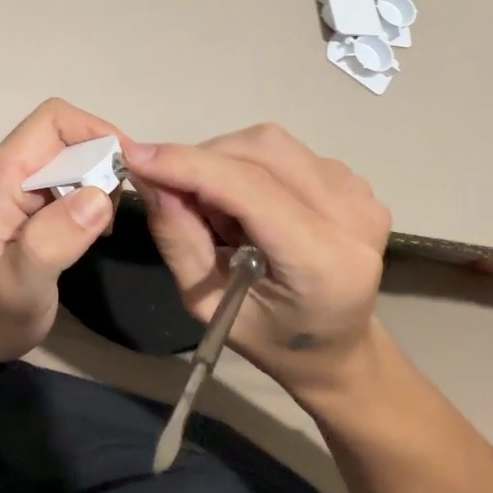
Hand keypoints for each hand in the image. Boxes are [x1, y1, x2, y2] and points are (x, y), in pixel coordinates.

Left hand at [0, 99, 123, 371]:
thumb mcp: (20, 283)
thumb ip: (54, 239)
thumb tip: (100, 196)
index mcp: (2, 175)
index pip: (53, 120)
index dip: (95, 131)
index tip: (128, 169)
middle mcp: (12, 171)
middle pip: (68, 135)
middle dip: (103, 160)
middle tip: (123, 204)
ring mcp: (23, 189)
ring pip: (75, 159)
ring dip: (101, 181)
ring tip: (108, 225)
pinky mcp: (35, 209)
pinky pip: (73, 184)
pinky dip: (95, 199)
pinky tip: (99, 232)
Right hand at [125, 125, 390, 399]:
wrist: (338, 348)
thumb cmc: (271, 337)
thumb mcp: (206, 304)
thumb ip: (178, 239)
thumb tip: (147, 177)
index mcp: (324, 263)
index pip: (249, 189)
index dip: (188, 165)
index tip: (133, 155)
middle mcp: (352, 219)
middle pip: (259, 151)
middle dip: (201, 161)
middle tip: (174, 194)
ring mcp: (359, 194)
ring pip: (268, 143)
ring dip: (224, 162)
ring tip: (218, 209)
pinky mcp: (354, 182)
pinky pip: (283, 151)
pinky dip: (248, 165)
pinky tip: (249, 205)